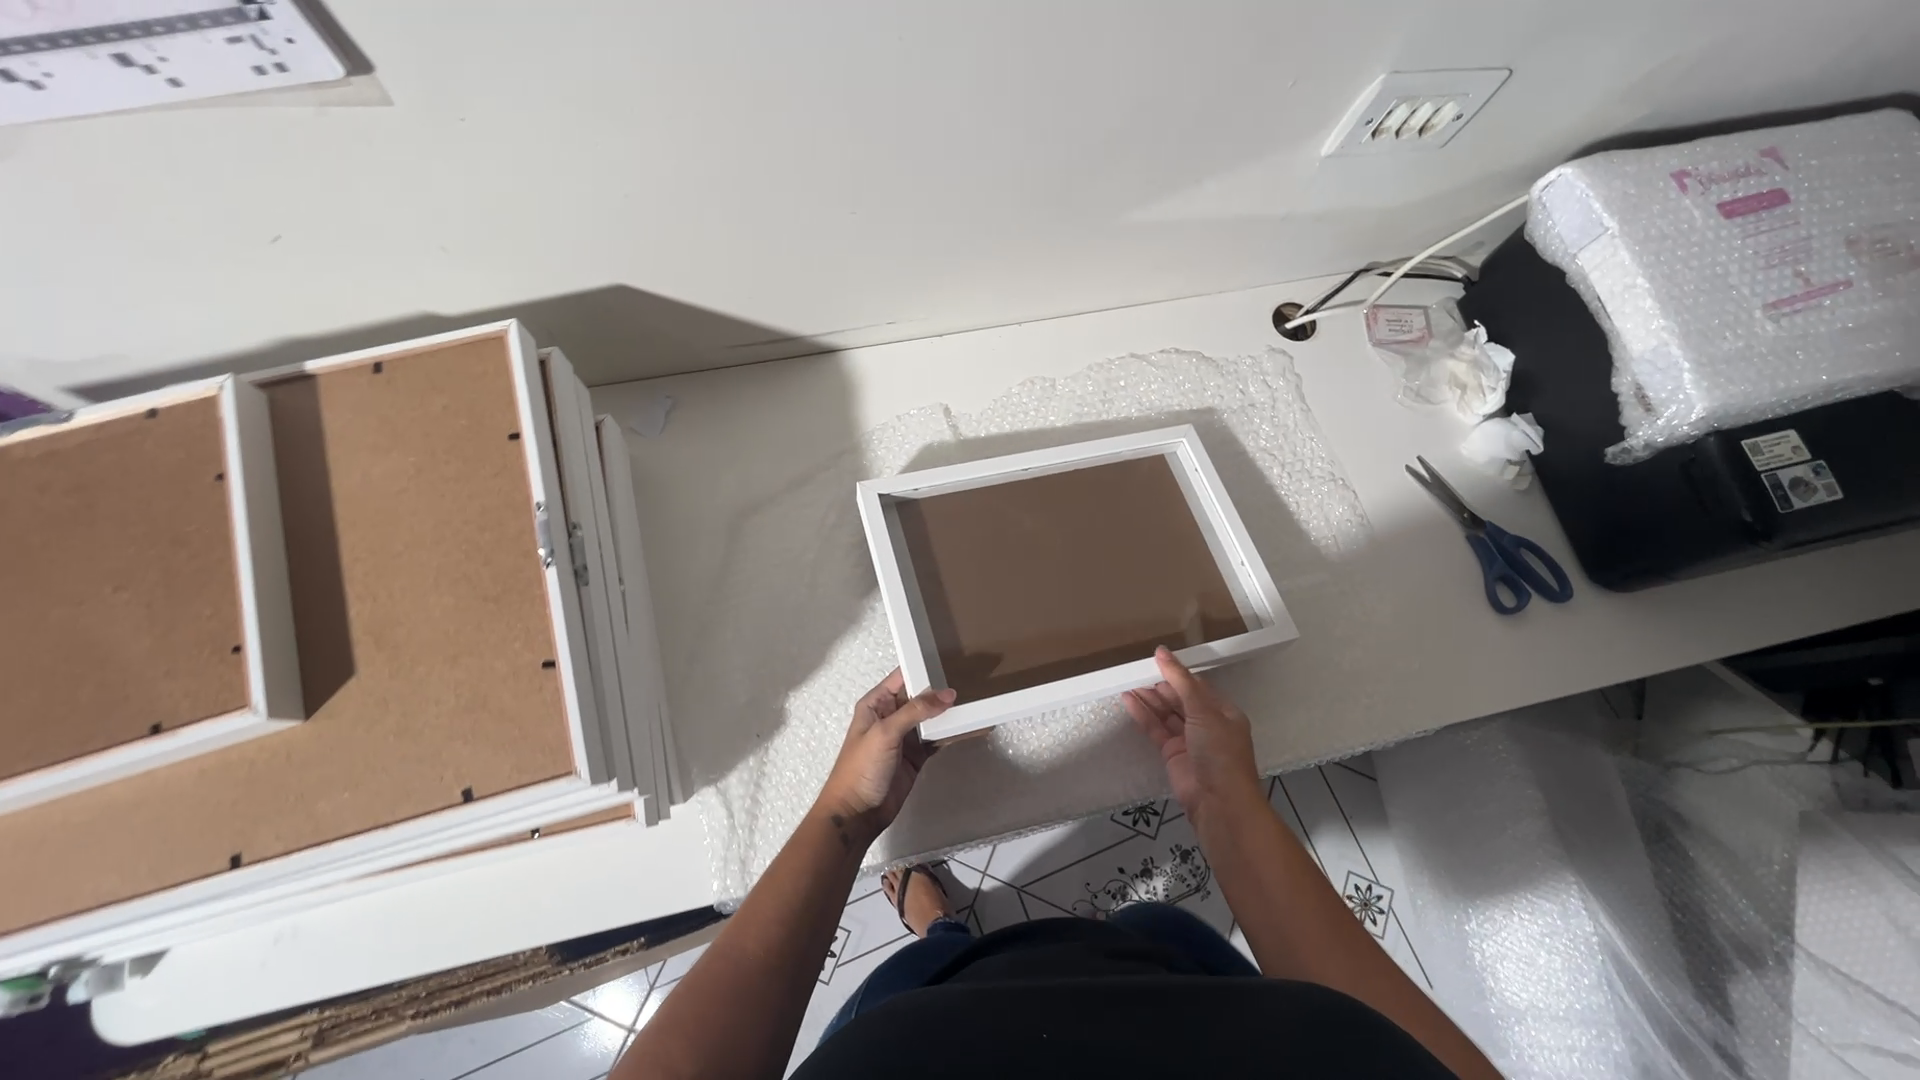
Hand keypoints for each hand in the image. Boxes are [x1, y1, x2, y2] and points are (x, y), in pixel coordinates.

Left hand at [815, 669, 954, 848]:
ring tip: (976, 700)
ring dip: (950, 712)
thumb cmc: (862, 767)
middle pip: (920, 696)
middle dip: (942, 689)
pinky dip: (952, 734)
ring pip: (931, 718)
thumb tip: (947, 694)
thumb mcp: (885, 732)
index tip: (949, 658)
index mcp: (876, 703)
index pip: (902, 677)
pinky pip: (937, 739)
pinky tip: (971, 727)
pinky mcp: (916, 755)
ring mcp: (905, 736)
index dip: (923, 667)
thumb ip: (916, 711)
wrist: (857, 813)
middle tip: (972, 678)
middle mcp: (891, 715)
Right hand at [1124, 647, 1262, 833]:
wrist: (1219, 801)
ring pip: (1166, 714)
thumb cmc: (1219, 751)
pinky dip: (1143, 715)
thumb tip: (1162, 652)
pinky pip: (1156, 729)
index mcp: (1223, 712)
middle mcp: (1207, 725)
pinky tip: (1129, 701)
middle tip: (1138, 672)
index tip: (1157, 659)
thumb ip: (1180, 681)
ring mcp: (1189, 740)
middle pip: (1180, 699)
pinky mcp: (1172, 754)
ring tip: (1129, 684)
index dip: (1178, 674)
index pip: (1198, 687)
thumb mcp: (1203, 710)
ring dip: (1149, 699)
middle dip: (1162, 686)